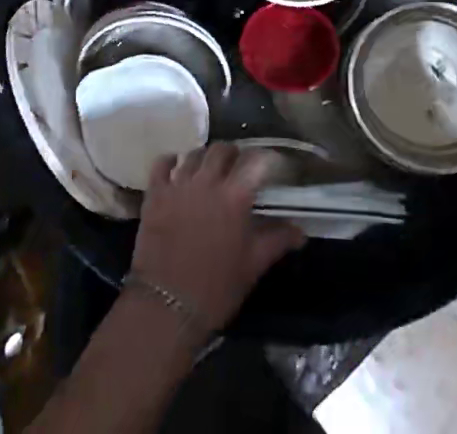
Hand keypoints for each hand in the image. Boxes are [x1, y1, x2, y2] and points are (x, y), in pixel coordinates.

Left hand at [128, 144, 304, 335]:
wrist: (165, 307)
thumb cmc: (216, 288)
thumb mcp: (254, 265)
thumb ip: (278, 240)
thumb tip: (301, 231)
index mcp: (236, 196)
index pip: (256, 161)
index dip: (265, 160)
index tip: (270, 166)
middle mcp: (207, 182)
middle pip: (222, 150)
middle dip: (234, 155)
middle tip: (238, 168)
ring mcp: (178, 186)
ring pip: (193, 154)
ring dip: (205, 158)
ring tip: (209, 170)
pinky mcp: (155, 195)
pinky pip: (161, 165)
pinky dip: (170, 161)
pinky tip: (176, 167)